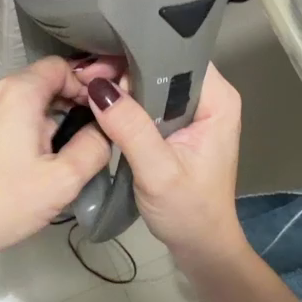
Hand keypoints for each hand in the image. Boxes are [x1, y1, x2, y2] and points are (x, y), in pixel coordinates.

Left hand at [0, 57, 112, 275]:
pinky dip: (18, 133)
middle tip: (82, 143)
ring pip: (18, 104)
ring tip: (52, 163)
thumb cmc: (4, 202)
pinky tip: (21, 169)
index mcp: (16, 92)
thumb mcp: (64, 179)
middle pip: (39, 84)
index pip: (61, 67)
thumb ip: (95, 146)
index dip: (85, 86)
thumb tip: (104, 128)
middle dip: (66, 107)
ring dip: (42, 123)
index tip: (99, 115)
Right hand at [83, 64, 252, 270]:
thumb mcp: (158, 171)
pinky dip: (125, 100)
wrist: (200, 245)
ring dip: (119, 85)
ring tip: (85, 88)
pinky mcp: (177, 123)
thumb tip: (98, 88)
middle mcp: (209, 96)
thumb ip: (131, 128)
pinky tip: (99, 103)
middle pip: (161, 64)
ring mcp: (193, 109)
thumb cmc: (189, 211)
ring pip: (151, 81)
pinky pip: (148, 100)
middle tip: (83, 79)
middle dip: (121, 69)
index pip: (177, 55)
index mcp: (218, 99)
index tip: (98, 67)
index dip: (136, 55)